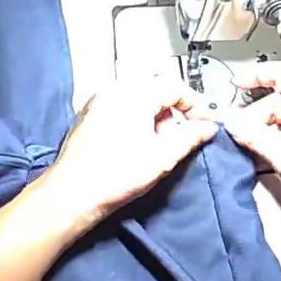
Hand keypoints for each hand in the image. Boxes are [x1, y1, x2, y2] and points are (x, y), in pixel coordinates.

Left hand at [32, 77, 219, 226]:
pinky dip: (135, 119)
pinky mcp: (89, 114)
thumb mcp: (163, 156)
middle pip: (156, 90)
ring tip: (154, 147)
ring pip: (139, 98)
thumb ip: (190, 137)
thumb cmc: (116, 175)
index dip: (196, 105)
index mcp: (134, 93)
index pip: (175, 87)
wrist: (73, 194)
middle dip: (172, 112)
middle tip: (177, 139)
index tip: (205, 124)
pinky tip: (135, 146)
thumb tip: (208, 127)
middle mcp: (114, 89)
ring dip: (154, 117)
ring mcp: (98, 100)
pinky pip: (121, 106)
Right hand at [223, 63, 280, 244]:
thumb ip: (250, 133)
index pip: (280, 72)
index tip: (237, 83)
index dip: (254, 76)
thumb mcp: (279, 152)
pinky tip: (271, 154)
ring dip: (269, 127)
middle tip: (241, 129)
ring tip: (256, 147)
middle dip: (258, 112)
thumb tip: (232, 122)